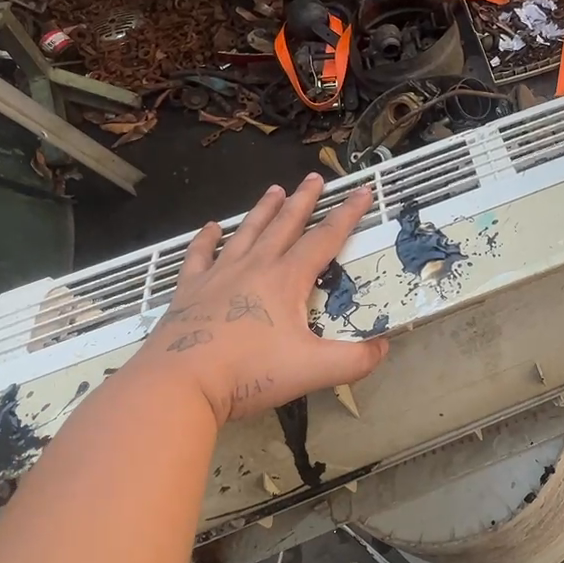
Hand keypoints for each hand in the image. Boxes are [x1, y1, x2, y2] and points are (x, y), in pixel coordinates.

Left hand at [130, 175, 388, 427]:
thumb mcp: (313, 370)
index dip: (347, 214)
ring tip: (275, 189)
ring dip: (263, 210)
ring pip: (247, 232)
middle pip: (285, 224)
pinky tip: (210, 228)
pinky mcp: (189, 291)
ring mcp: (219, 275)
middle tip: (314, 178)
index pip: (325, 238)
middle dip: (303, 200)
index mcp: (287, 279)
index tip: (361, 191)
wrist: (178, 385)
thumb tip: (384, 348)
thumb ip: (354, 360)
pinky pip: (199, 256)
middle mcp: (255, 266)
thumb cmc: (248, 374)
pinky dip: (205, 240)